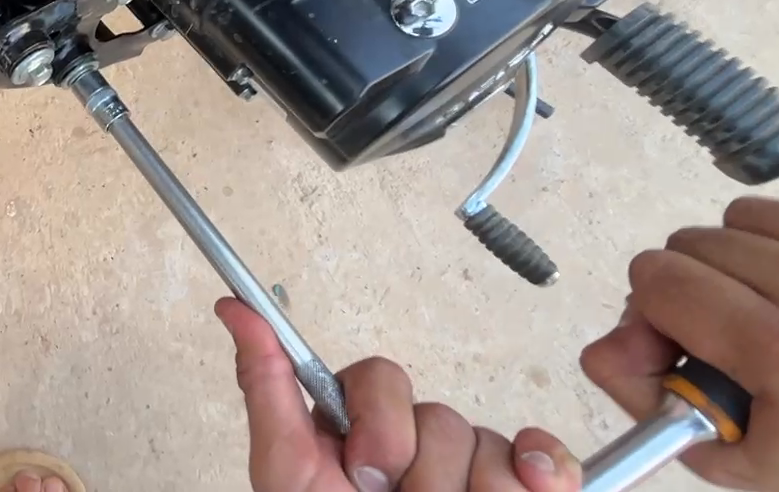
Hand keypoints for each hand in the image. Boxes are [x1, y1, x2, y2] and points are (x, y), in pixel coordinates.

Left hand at [215, 297, 580, 490]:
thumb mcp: (288, 474)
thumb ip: (265, 386)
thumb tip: (230, 306)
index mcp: (356, 429)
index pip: (380, 378)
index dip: (377, 422)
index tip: (363, 472)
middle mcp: (414, 446)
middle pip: (436, 414)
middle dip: (421, 475)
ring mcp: (470, 476)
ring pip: (485, 445)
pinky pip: (548, 462)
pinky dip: (547, 473)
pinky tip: (535, 489)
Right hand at [580, 179, 778, 489]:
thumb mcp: (757, 460)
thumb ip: (649, 394)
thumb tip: (603, 346)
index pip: (653, 277)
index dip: (663, 314)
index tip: (700, 345)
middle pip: (696, 240)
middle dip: (710, 286)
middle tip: (756, 335)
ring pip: (750, 215)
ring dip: (760, 256)